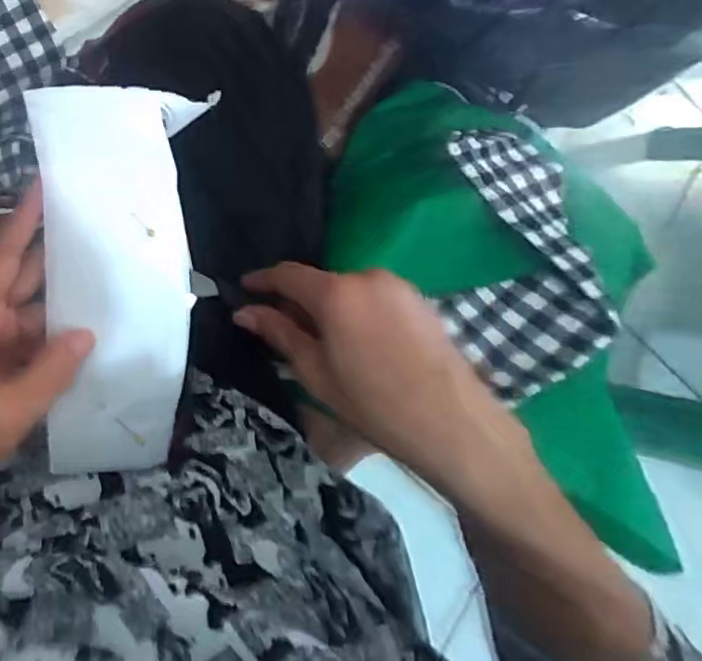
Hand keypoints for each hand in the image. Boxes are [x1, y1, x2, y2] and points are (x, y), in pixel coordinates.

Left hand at [0, 184, 94, 515]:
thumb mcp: (5, 412)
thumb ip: (50, 373)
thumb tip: (88, 332)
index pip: (6, 255)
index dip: (25, 217)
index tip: (44, 181)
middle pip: (24, 276)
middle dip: (56, 251)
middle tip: (96, 225)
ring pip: (33, 310)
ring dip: (63, 298)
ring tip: (108, 275)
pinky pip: (32, 339)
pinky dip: (56, 335)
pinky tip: (89, 327)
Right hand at [234, 264, 526, 497]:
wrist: (457, 428)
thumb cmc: (376, 405)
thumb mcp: (316, 373)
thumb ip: (279, 333)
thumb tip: (245, 311)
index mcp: (335, 292)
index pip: (287, 273)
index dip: (262, 280)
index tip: (244, 288)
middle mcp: (365, 277)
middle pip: (318, 281)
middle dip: (297, 300)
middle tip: (282, 328)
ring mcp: (397, 286)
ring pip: (347, 289)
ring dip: (329, 306)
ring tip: (324, 342)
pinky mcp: (419, 300)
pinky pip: (373, 297)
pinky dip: (356, 310)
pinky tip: (359, 344)